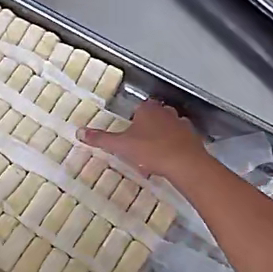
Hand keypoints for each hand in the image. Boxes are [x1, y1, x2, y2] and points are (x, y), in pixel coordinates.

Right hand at [78, 100, 209, 180]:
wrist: (185, 163)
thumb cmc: (151, 150)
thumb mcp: (120, 146)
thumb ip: (101, 139)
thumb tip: (79, 132)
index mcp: (147, 109)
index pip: (138, 108)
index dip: (133, 119)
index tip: (129, 132)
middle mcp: (166, 112)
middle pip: (154, 116)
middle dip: (147, 128)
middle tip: (138, 144)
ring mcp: (181, 124)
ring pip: (168, 127)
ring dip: (161, 137)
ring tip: (152, 154)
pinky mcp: (193, 138)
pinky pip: (180, 140)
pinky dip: (174, 147)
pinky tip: (168, 160)